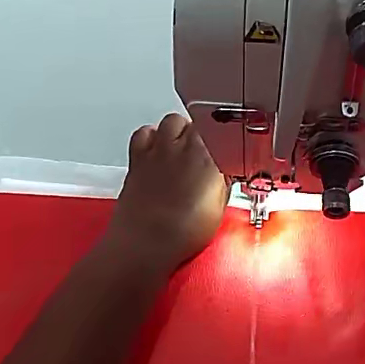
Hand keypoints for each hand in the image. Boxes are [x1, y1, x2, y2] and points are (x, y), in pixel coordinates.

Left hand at [104, 114, 229, 273]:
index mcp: (209, 158)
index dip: (225, 141)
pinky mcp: (138, 156)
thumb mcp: (218, 211)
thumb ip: (222, 185)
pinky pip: (145, 133)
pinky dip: (151, 137)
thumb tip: (224, 176)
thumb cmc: (179, 233)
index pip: (223, 132)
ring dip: (179, 131)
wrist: (144, 242)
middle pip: (199, 123)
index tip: (226, 152)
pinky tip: (157, 150)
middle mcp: (183, 147)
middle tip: (206, 154)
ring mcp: (158, 149)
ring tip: (183, 148)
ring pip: (173, 121)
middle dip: (205, 135)